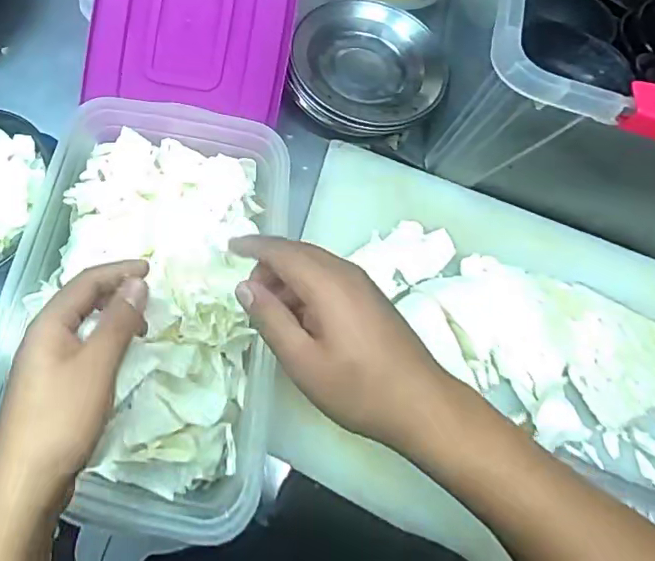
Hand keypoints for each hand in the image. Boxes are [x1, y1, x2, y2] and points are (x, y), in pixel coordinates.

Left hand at [0, 260, 147, 560]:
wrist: (25, 482)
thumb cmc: (62, 418)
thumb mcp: (97, 366)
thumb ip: (118, 321)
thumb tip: (136, 282)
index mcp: (49, 322)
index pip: (86, 280)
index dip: (118, 270)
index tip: (149, 269)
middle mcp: (41, 335)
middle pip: (80, 298)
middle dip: (114, 291)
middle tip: (147, 298)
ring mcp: (40, 361)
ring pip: (79, 324)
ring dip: (109, 317)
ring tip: (137, 326)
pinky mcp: (45, 386)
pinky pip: (77, 347)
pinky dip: (100, 341)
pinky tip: (113, 358)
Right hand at [231, 235, 453, 449]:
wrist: (425, 407)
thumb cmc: (359, 388)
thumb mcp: (303, 361)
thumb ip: (270, 319)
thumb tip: (244, 287)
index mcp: (325, 282)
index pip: (280, 250)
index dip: (252, 246)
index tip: (229, 248)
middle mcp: (343, 271)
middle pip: (296, 252)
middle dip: (267, 265)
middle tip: (250, 296)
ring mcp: (360, 282)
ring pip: (312, 263)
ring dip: (287, 277)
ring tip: (273, 312)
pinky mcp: (370, 296)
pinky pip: (328, 276)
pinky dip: (305, 285)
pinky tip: (302, 318)